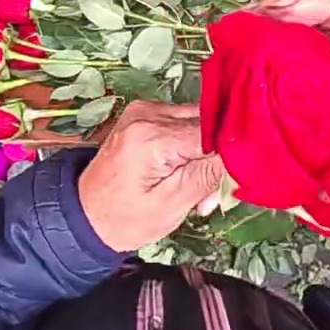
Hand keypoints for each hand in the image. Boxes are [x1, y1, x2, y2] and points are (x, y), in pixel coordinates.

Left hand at [77, 101, 226, 251]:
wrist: (84, 217)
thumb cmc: (124, 220)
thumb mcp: (170, 207)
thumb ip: (209, 176)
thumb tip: (246, 155)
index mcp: (151, 135)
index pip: (213, 133)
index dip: (229, 156)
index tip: (231, 183)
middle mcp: (149, 112)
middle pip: (208, 125)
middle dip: (218, 158)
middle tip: (210, 195)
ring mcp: (147, 109)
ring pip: (200, 122)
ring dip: (207, 153)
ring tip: (196, 188)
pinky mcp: (147, 112)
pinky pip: (185, 122)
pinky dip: (193, 146)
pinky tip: (185, 171)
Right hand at [253, 0, 329, 232]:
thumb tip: (305, 157)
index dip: (325, 7)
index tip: (284, 11)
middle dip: (292, 11)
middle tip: (248, 18)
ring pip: (320, 40)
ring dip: (283, 32)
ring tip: (244, 34)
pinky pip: (311, 68)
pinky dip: (284, 62)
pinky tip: (257, 66)